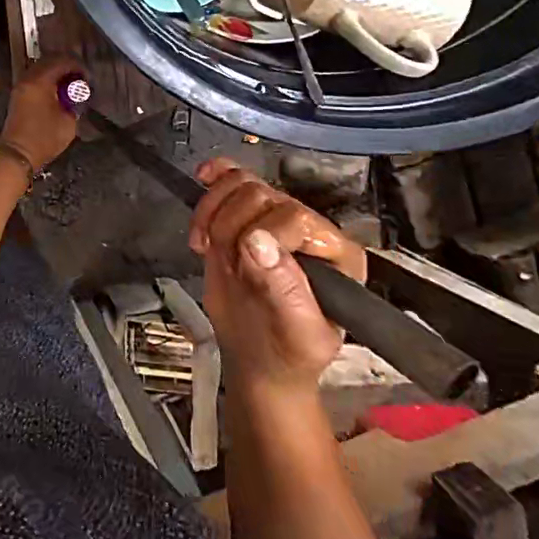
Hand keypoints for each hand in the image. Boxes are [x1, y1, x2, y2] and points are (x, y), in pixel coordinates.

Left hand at [0, 58, 81, 171]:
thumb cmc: (43, 139)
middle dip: (66, 66)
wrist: (17, 154)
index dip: (77, 66)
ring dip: (55, 73)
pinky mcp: (18, 96)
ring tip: (69, 84)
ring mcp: (20, 87)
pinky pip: (34, 79)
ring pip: (40, 69)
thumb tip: (76, 95)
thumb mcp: (68, 122)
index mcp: (40, 82)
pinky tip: (57, 92)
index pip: (61, 62)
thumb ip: (74, 103)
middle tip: (79, 77)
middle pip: (48, 62)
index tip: (87, 76)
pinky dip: (47, 80)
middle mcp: (28, 80)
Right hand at [189, 158, 366, 397]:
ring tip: (212, 247)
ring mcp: (272, 218)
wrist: (261, 360)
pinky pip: (230, 179)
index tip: (245, 265)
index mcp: (335, 253)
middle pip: (261, 194)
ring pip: (239, 185)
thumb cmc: (290, 354)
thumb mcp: (300, 335)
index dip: (263, 235)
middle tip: (230, 265)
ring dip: (213, 214)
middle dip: (232, 228)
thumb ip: (284, 289)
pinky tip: (203, 180)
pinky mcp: (244, 215)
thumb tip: (256, 241)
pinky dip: (214, 178)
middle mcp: (307, 228)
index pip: (296, 217)